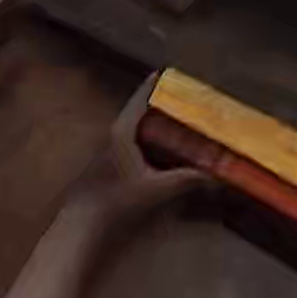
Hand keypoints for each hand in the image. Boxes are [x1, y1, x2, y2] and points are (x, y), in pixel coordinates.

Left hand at [57, 72, 210, 235]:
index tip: (165, 72)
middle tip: (179, 101)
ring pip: (134, 129)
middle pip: (137, 112)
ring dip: (151, 125)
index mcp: (122, 131)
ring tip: (174, 124)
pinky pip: (131, 143)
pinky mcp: (108, 164)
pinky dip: (146, 141)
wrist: (82, 225)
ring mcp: (109, 149)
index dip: (152, 85)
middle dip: (157, 106)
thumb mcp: (154, 189)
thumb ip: (184, 180)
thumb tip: (214, 177)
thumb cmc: (116, 201)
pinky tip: (160, 152)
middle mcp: (113, 134)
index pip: (139, 99)